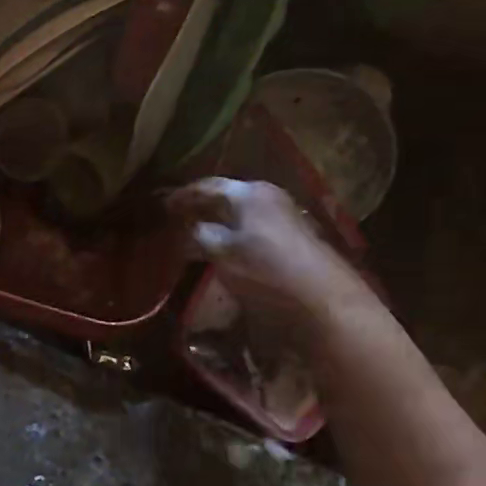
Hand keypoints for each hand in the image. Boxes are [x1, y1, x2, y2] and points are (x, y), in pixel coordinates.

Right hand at [167, 177, 367, 316]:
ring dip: (219, 220)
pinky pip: (254, 226)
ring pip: (241, 211)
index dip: (181, 195)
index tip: (162, 205)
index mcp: (248, 192)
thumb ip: (198, 235)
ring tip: (197, 232)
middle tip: (178, 217)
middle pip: (226, 196)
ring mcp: (285, 215)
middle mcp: (269, 195)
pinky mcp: (295, 236)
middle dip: (201, 206)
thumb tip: (189, 228)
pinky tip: (226, 246)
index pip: (206, 186)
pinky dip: (235, 232)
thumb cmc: (265, 270)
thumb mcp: (220, 252)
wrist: (323, 300)